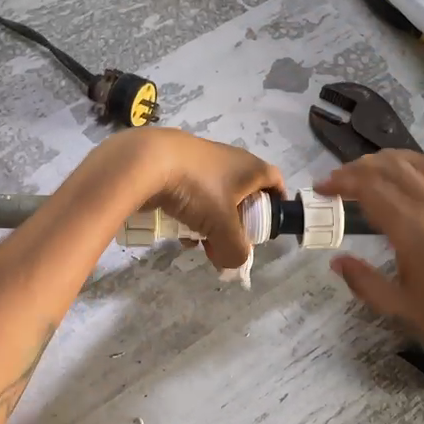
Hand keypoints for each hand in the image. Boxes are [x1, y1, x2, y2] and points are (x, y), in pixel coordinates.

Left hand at [101, 129, 283, 269]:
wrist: (145, 161)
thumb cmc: (197, 189)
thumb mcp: (223, 227)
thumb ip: (235, 250)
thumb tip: (233, 263)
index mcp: (249, 167)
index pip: (275, 181)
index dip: (278, 203)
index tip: (269, 225)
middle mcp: (228, 159)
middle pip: (243, 195)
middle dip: (237, 224)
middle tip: (228, 243)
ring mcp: (200, 161)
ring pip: (214, 198)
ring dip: (210, 223)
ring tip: (198, 243)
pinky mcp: (174, 166)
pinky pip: (190, 195)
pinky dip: (188, 214)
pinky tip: (176, 232)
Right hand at [317, 150, 423, 366]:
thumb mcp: (400, 306)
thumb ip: (364, 281)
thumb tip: (336, 261)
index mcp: (415, 231)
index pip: (371, 188)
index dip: (342, 182)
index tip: (323, 187)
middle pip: (392, 168)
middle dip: (359, 167)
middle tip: (337, 180)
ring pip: (420, 164)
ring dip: (388, 161)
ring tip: (367, 170)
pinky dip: (422, 167)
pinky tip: (411, 176)